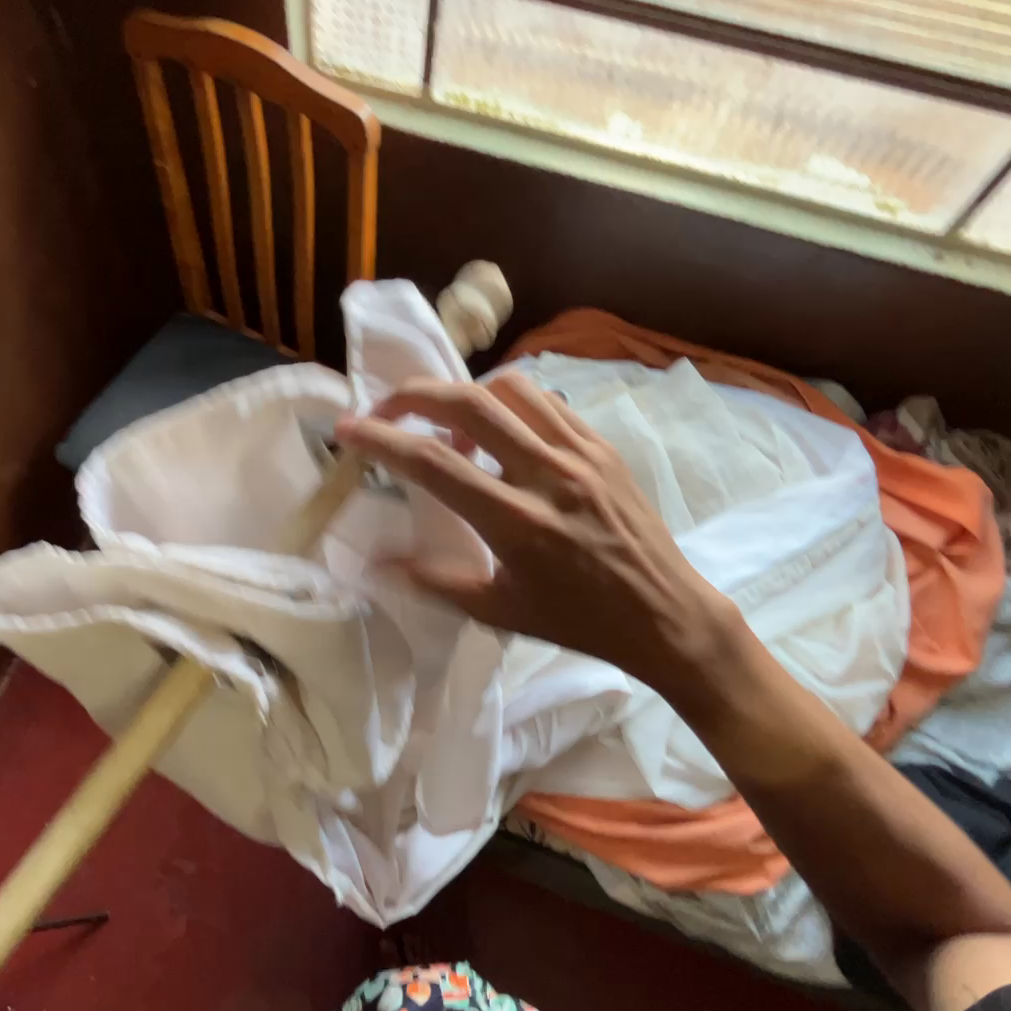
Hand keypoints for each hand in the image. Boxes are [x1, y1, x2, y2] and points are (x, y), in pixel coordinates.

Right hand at [334, 373, 743, 692]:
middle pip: (470, 402)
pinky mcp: (603, 446)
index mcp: (518, 522)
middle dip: (414, 395)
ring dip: (466, 395)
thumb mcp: (499, 610)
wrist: (663, 614)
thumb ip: (435, 579)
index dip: (381, 439)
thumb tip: (377, 561)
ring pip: (512, 388)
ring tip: (451, 430)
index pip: (434, 462)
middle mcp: (548, 474)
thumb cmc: (578, 622)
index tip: (347, 429)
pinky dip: (510, 404)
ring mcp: (582, 453)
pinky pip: (548, 402)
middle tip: (387, 410)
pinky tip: (501, 434)